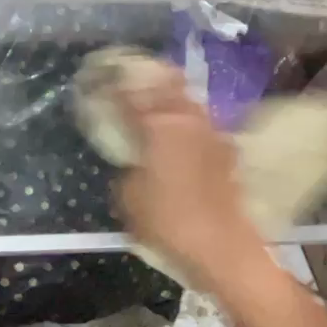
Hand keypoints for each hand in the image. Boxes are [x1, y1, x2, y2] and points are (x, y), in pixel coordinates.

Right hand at [114, 70, 262, 290]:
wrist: (223, 248)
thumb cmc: (168, 224)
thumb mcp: (129, 199)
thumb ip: (127, 168)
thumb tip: (133, 158)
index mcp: (157, 127)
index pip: (130, 94)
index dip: (113, 83)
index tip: (101, 77)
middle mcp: (186, 120)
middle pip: (166, 84)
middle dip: (146, 77)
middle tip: (129, 77)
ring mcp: (211, 132)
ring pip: (187, 99)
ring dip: (169, 93)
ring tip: (153, 95)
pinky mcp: (226, 150)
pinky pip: (200, 120)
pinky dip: (186, 116)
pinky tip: (178, 126)